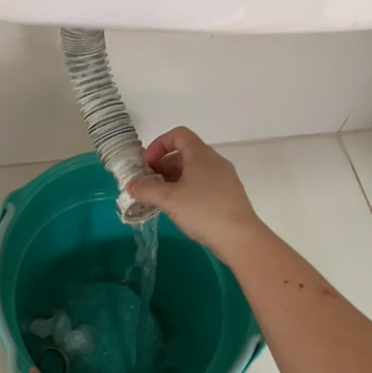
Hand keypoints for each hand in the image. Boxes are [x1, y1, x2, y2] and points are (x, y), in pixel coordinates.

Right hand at [128, 126, 265, 257]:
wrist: (240, 238)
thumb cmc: (203, 210)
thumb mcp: (169, 199)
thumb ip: (147, 190)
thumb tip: (131, 186)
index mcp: (201, 154)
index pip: (178, 135)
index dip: (158, 145)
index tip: (146, 164)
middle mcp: (214, 161)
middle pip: (184, 153)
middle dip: (162, 166)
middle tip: (147, 183)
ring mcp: (224, 178)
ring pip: (193, 170)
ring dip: (173, 179)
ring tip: (159, 197)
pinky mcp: (228, 194)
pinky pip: (203, 183)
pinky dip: (187, 189)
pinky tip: (179, 207)